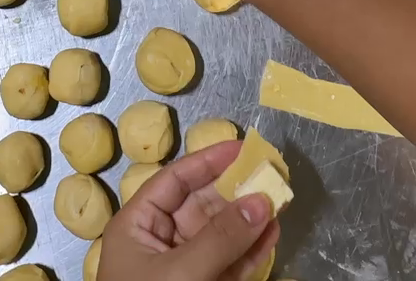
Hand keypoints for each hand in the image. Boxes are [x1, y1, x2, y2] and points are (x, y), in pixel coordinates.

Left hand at [100, 142, 278, 280]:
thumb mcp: (181, 273)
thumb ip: (221, 238)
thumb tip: (260, 201)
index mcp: (137, 227)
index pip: (174, 181)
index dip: (207, 161)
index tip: (239, 146)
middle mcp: (159, 244)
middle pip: (201, 206)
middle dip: (235, 191)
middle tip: (269, 175)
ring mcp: (182, 272)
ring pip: (220, 236)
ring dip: (249, 220)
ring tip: (278, 203)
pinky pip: (229, 266)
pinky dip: (251, 252)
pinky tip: (272, 236)